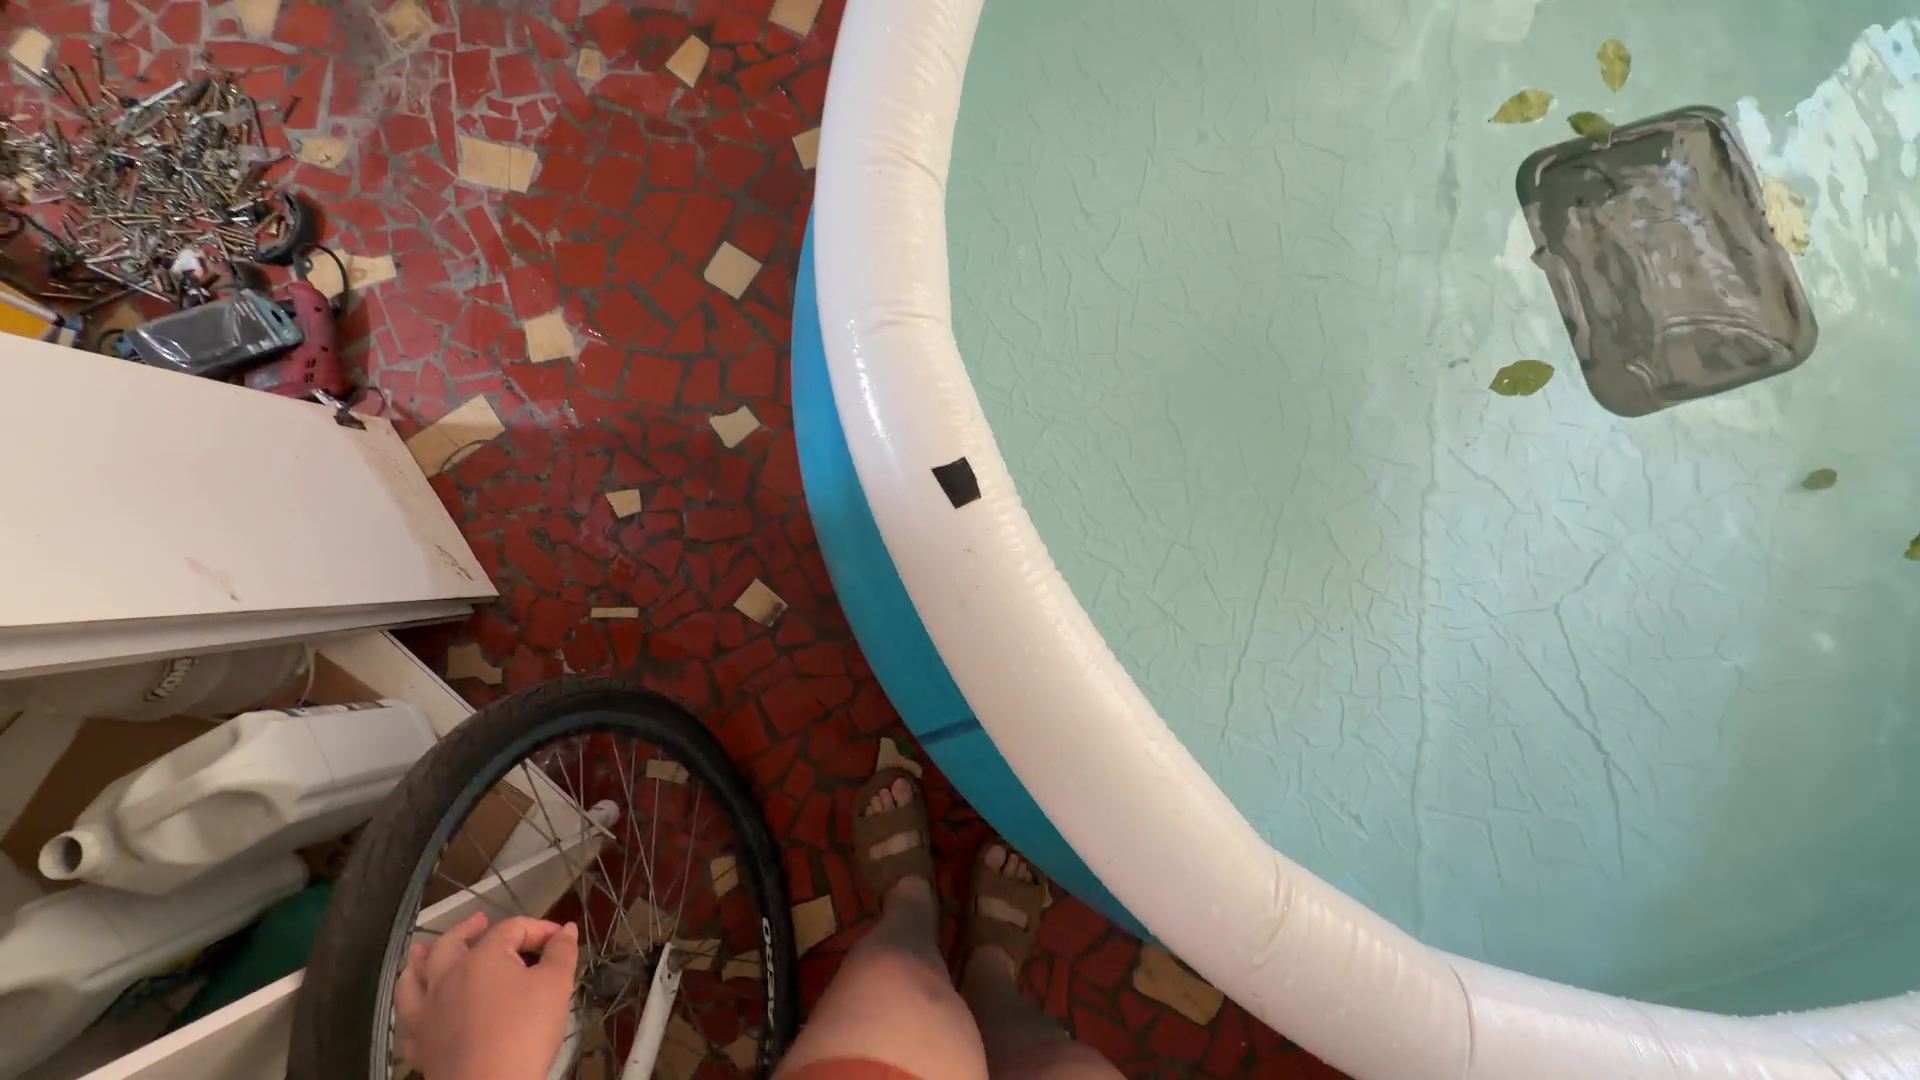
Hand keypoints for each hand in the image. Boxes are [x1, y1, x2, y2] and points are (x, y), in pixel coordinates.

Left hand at [395, 912, 579, 1079]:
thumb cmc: (525, 1031)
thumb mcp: (556, 985)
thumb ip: (561, 952)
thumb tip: (565, 930)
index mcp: (482, 958)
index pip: (510, 929)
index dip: (537, 928)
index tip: (558, 939)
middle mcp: (447, 979)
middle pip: (451, 944)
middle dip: (467, 929)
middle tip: (478, 921)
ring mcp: (426, 1014)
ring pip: (413, 980)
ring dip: (420, 962)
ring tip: (422, 952)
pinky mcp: (419, 1046)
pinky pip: (407, 1021)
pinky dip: (412, 1007)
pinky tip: (418, 1007)